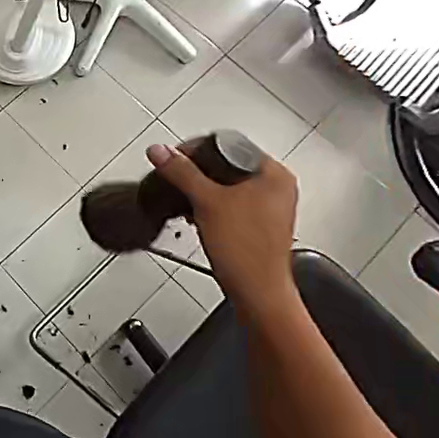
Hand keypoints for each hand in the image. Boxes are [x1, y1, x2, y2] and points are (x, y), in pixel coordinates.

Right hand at [148, 142, 297, 307]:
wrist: (257, 293)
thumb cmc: (246, 252)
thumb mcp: (207, 202)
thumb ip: (181, 172)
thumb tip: (161, 151)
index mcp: (273, 173)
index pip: (229, 144)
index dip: (197, 149)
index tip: (175, 158)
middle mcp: (277, 187)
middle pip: (228, 165)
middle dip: (199, 172)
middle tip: (179, 179)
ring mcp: (271, 208)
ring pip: (230, 186)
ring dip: (205, 191)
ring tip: (189, 201)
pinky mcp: (261, 226)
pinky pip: (234, 205)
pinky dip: (215, 208)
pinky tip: (200, 217)